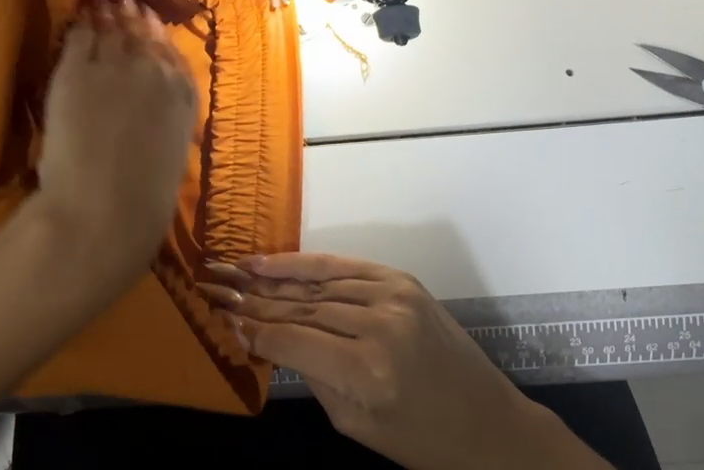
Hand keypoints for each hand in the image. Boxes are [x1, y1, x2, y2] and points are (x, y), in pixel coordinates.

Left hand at [33, 0, 198, 277]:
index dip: (157, 34)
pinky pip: (78, 37)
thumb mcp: (170, 157)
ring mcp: (114, 64)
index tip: (149, 18)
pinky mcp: (75, 68)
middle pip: (140, 33)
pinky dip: (79, 25)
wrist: (102, 210)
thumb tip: (155, 116)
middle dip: (131, 11)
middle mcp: (153, 71)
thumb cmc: (143, 203)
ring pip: (110, 27)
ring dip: (106, 10)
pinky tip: (78, 17)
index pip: (170, 54)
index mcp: (182, 97)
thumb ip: (165, 123)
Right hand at [200, 254, 607, 469]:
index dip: (255, 330)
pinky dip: (306, 264)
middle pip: (300, 306)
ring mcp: (392, 295)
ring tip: (235, 269)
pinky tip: (275, 262)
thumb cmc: (420, 440)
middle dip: (254, 299)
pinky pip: (343, 266)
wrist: (489, 425)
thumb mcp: (356, 424)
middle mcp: (377, 323)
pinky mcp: (401, 280)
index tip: (222, 319)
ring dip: (272, 275)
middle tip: (214, 286)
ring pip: (317, 282)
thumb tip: (268, 340)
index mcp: (366, 369)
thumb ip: (311, 376)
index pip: (293, 340)